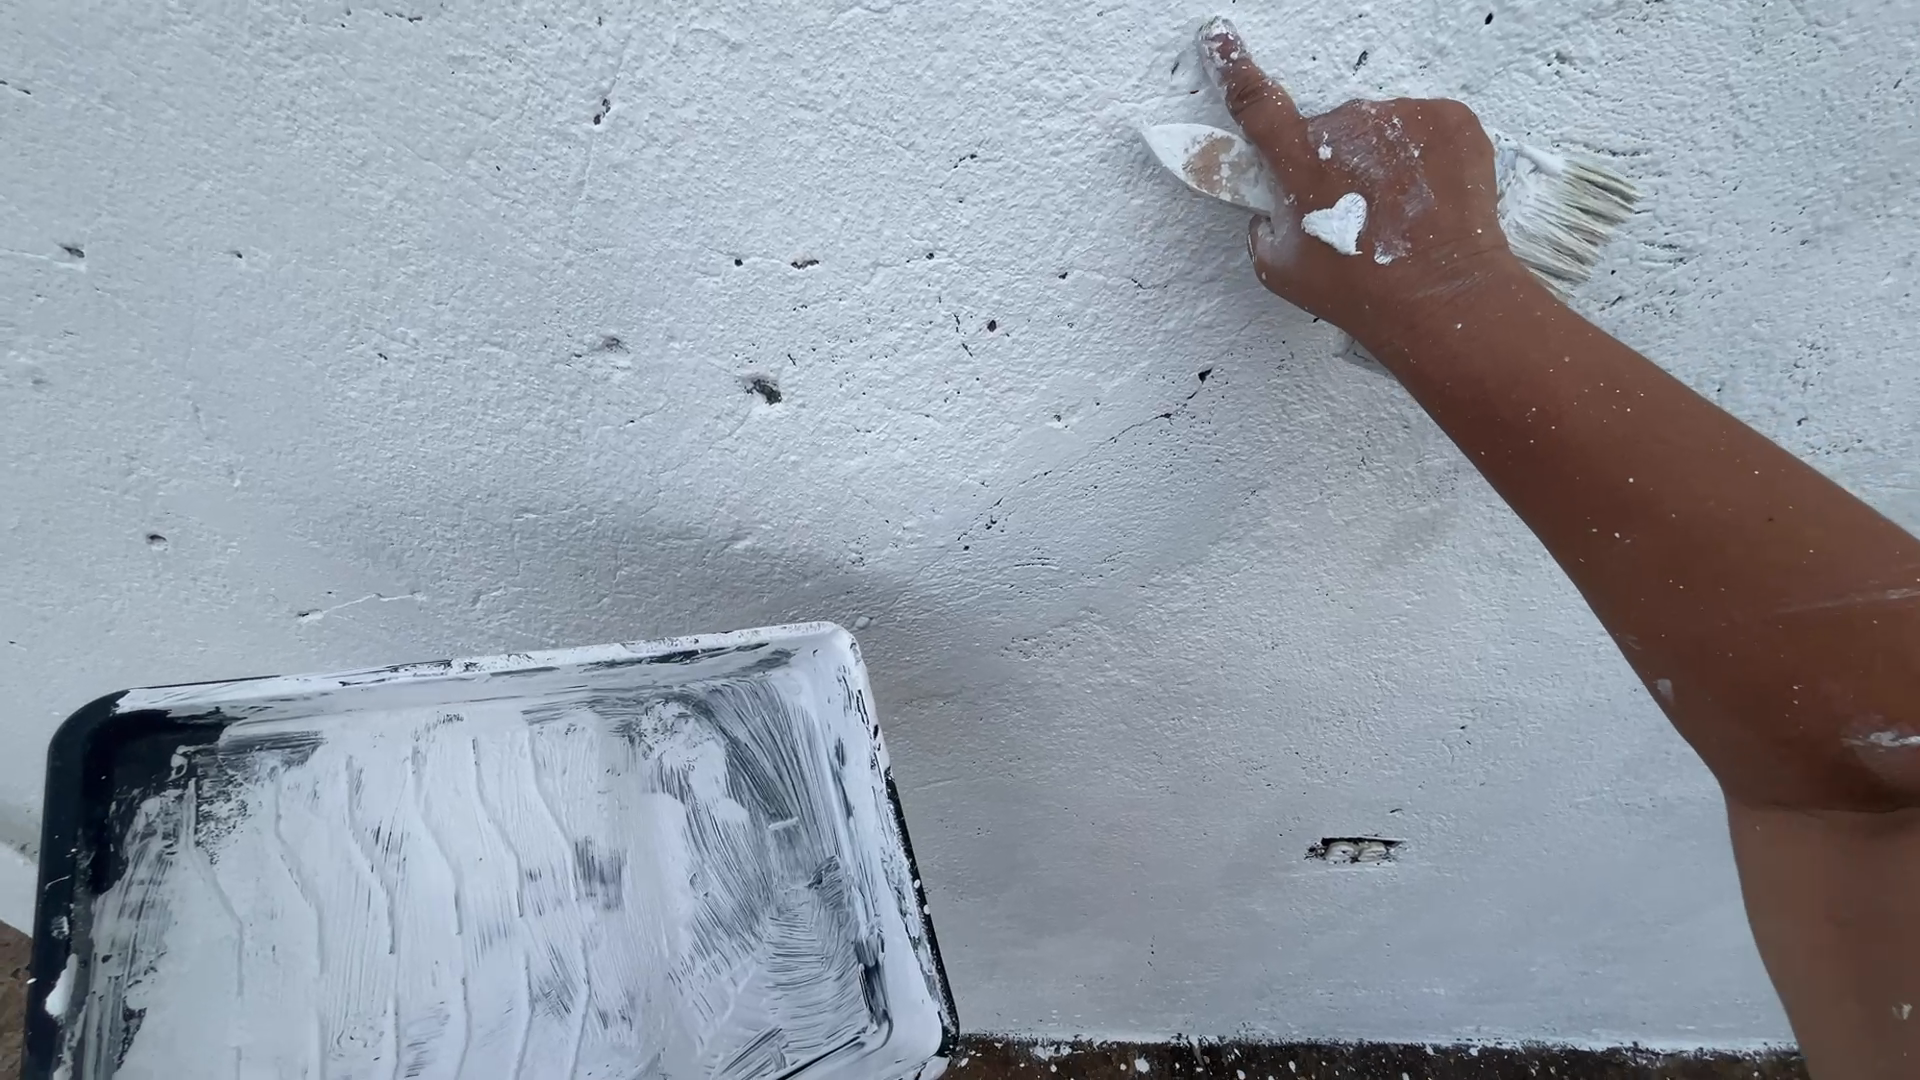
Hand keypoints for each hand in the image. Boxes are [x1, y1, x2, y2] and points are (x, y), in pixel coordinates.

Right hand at [1200, 18, 1525, 349]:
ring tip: (1389, 212)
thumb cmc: (1353, 287)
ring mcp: (1402, 117)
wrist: (1437, 293)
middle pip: (1326, 130)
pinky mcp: (1448, 117)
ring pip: (1375, 129)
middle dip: (1328, 162)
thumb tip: (1270, 212)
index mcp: (1299, 162)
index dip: (1234, 69)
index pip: (1257, 104)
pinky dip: (1415, 157)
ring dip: (1375, 160)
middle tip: (1346, 211)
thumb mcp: (1279, 269)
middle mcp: (1348, 127)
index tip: (1220, 38)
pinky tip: (1419, 198)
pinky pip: (1418, 128)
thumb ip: (1263, 228)